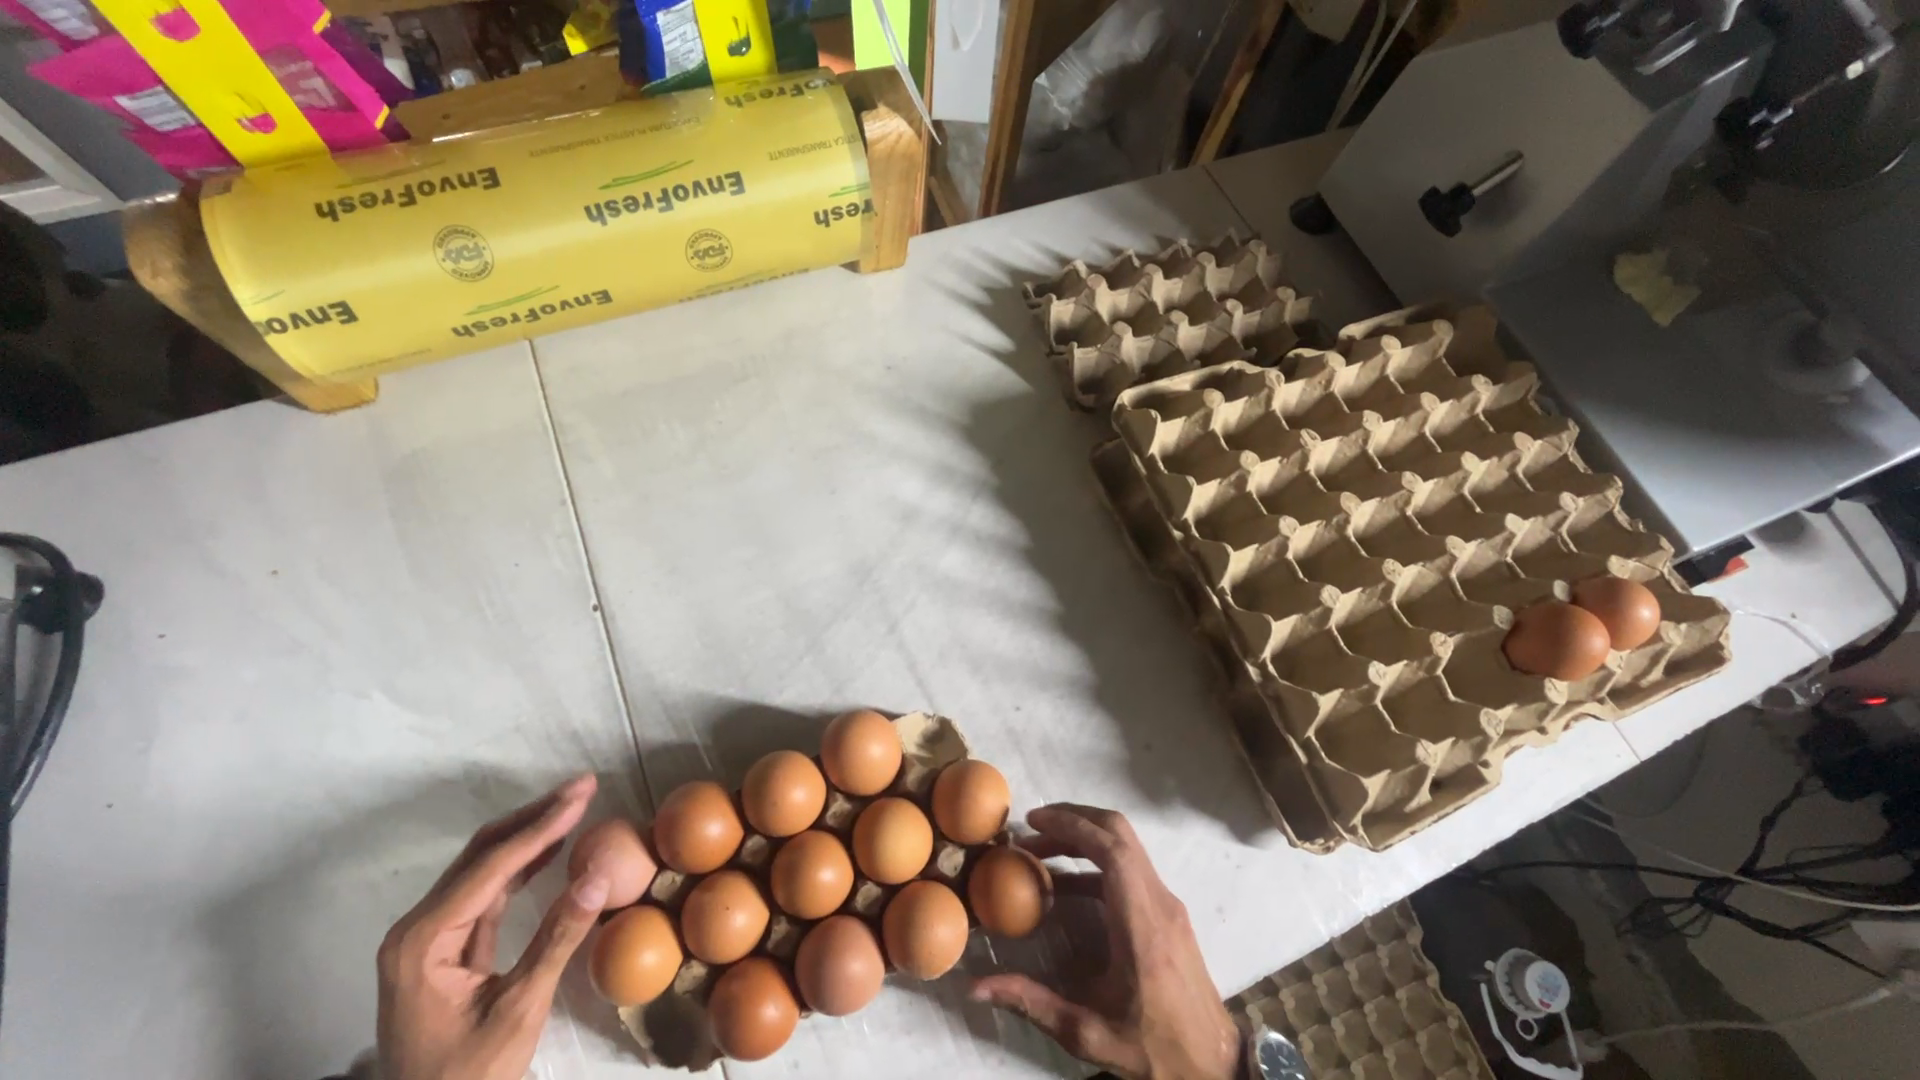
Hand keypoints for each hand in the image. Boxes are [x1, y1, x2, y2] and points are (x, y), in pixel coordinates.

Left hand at [376, 774, 611, 1079]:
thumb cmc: (470, 1074)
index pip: (491, 868)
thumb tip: (598, 877)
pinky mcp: (445, 948)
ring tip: (573, 804)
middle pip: (480, 855)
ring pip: (482, 867)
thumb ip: (557, 940)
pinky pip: (485, 892)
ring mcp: (429, 937)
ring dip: (529, 834)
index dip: (540, 828)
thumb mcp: (519, 1010)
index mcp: (423, 941)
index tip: (582, 797)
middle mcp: (418, 928)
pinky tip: (551, 848)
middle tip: (582, 787)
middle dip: (534, 817)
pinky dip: (520, 865)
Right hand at [970, 804, 1240, 1079]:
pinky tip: (1065, 886)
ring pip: (1126, 846)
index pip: (1112, 850)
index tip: (1034, 821)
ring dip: (1084, 838)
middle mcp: (1159, 902)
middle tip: (1031, 826)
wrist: (1215, 1066)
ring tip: (1040, 852)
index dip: (1072, 825)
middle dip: (1074, 819)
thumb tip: (977, 987)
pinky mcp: (1168, 914)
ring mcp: (1168, 905)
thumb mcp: (1087, 1033)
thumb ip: (1031, 1003)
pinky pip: (1131, 868)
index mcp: (1141, 924)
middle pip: (1119, 833)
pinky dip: (1096, 861)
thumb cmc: (1153, 1048)